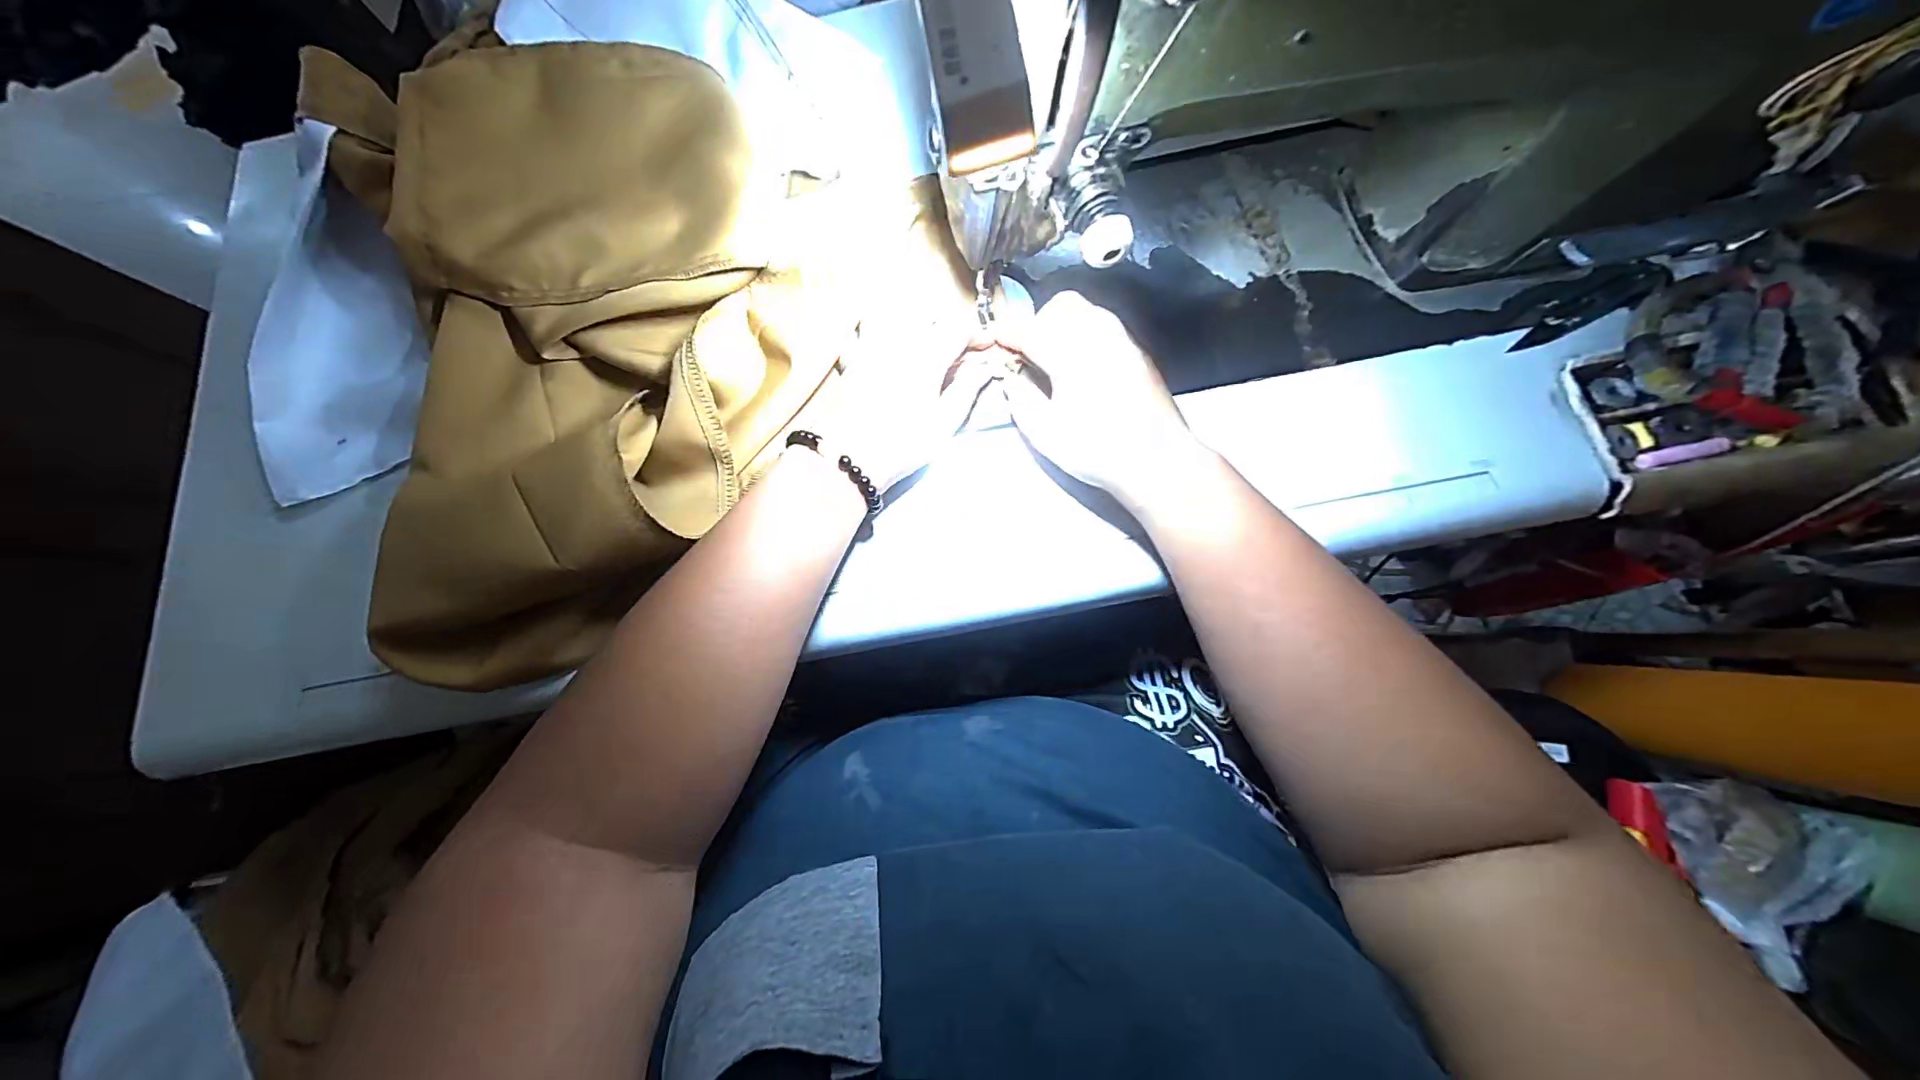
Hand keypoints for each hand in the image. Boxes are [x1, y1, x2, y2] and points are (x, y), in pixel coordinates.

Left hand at [809, 314, 997, 492]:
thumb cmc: (902, 446)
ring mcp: (872, 347)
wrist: (851, 457)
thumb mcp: (944, 423)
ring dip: (916, 319)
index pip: (958, 329)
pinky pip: (865, 327)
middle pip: (929, 313)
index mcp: (927, 358)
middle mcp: (898, 343)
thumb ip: (966, 390)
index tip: (987, 346)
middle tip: (960, 348)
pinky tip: (886, 343)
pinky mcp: (853, 358)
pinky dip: (878, 326)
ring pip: (896, 313)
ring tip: (926, 340)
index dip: (977, 334)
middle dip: (949, 325)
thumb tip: (985, 370)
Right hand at [990, 291, 1207, 506]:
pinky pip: (1105, 327)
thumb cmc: (1097, 450)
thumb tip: (1011, 376)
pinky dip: (1086, 336)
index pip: (1029, 330)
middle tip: (1028, 353)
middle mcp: (1099, 335)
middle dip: (1039, 324)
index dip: (1007, 335)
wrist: (1158, 461)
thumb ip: (1020, 396)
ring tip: (1055, 359)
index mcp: (1071, 352)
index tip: (994, 341)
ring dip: (1063, 326)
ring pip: (1087, 311)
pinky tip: (1083, 367)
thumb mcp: (1044, 431)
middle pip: (1060, 307)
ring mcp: (1124, 339)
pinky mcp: (1138, 351)